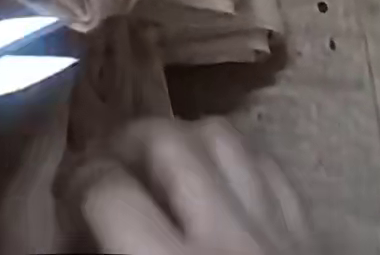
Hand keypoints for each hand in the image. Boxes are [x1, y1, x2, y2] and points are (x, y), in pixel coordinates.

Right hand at [72, 117, 309, 254]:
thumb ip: (110, 252)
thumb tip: (75, 224)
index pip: (110, 191)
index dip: (77, 181)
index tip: (66, 192)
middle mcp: (230, 238)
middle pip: (166, 139)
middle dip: (125, 141)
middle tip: (106, 165)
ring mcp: (281, 231)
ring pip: (221, 136)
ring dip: (181, 138)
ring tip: (161, 164)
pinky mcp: (313, 232)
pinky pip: (268, 165)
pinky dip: (235, 159)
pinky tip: (217, 179)